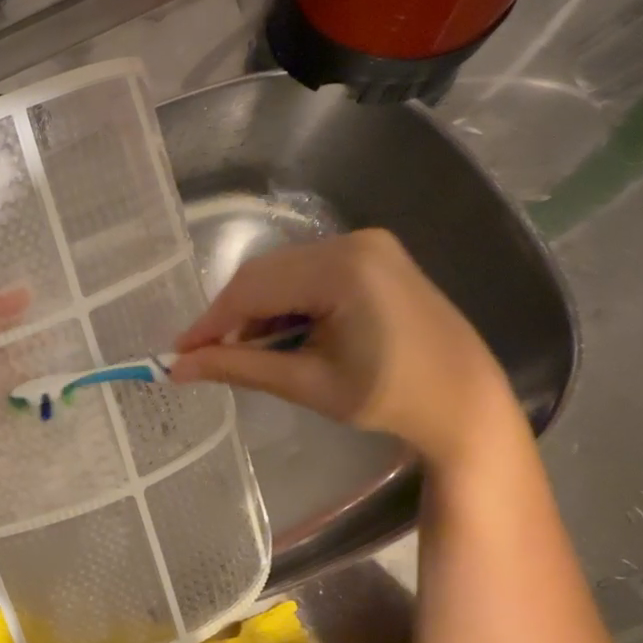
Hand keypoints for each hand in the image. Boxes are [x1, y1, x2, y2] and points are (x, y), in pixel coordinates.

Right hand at [170, 230, 516, 467]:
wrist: (465, 400)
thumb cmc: (389, 397)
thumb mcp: (307, 384)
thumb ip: (239, 368)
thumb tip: (177, 369)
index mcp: (343, 270)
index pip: (253, 289)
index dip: (208, 323)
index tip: (177, 355)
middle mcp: (354, 243)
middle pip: (264, 275)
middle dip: (229, 316)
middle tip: (202, 357)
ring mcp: (367, 246)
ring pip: (282, 273)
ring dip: (254, 311)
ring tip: (243, 353)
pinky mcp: (373, 258)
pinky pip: (307, 274)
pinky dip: (282, 304)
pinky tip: (278, 337)